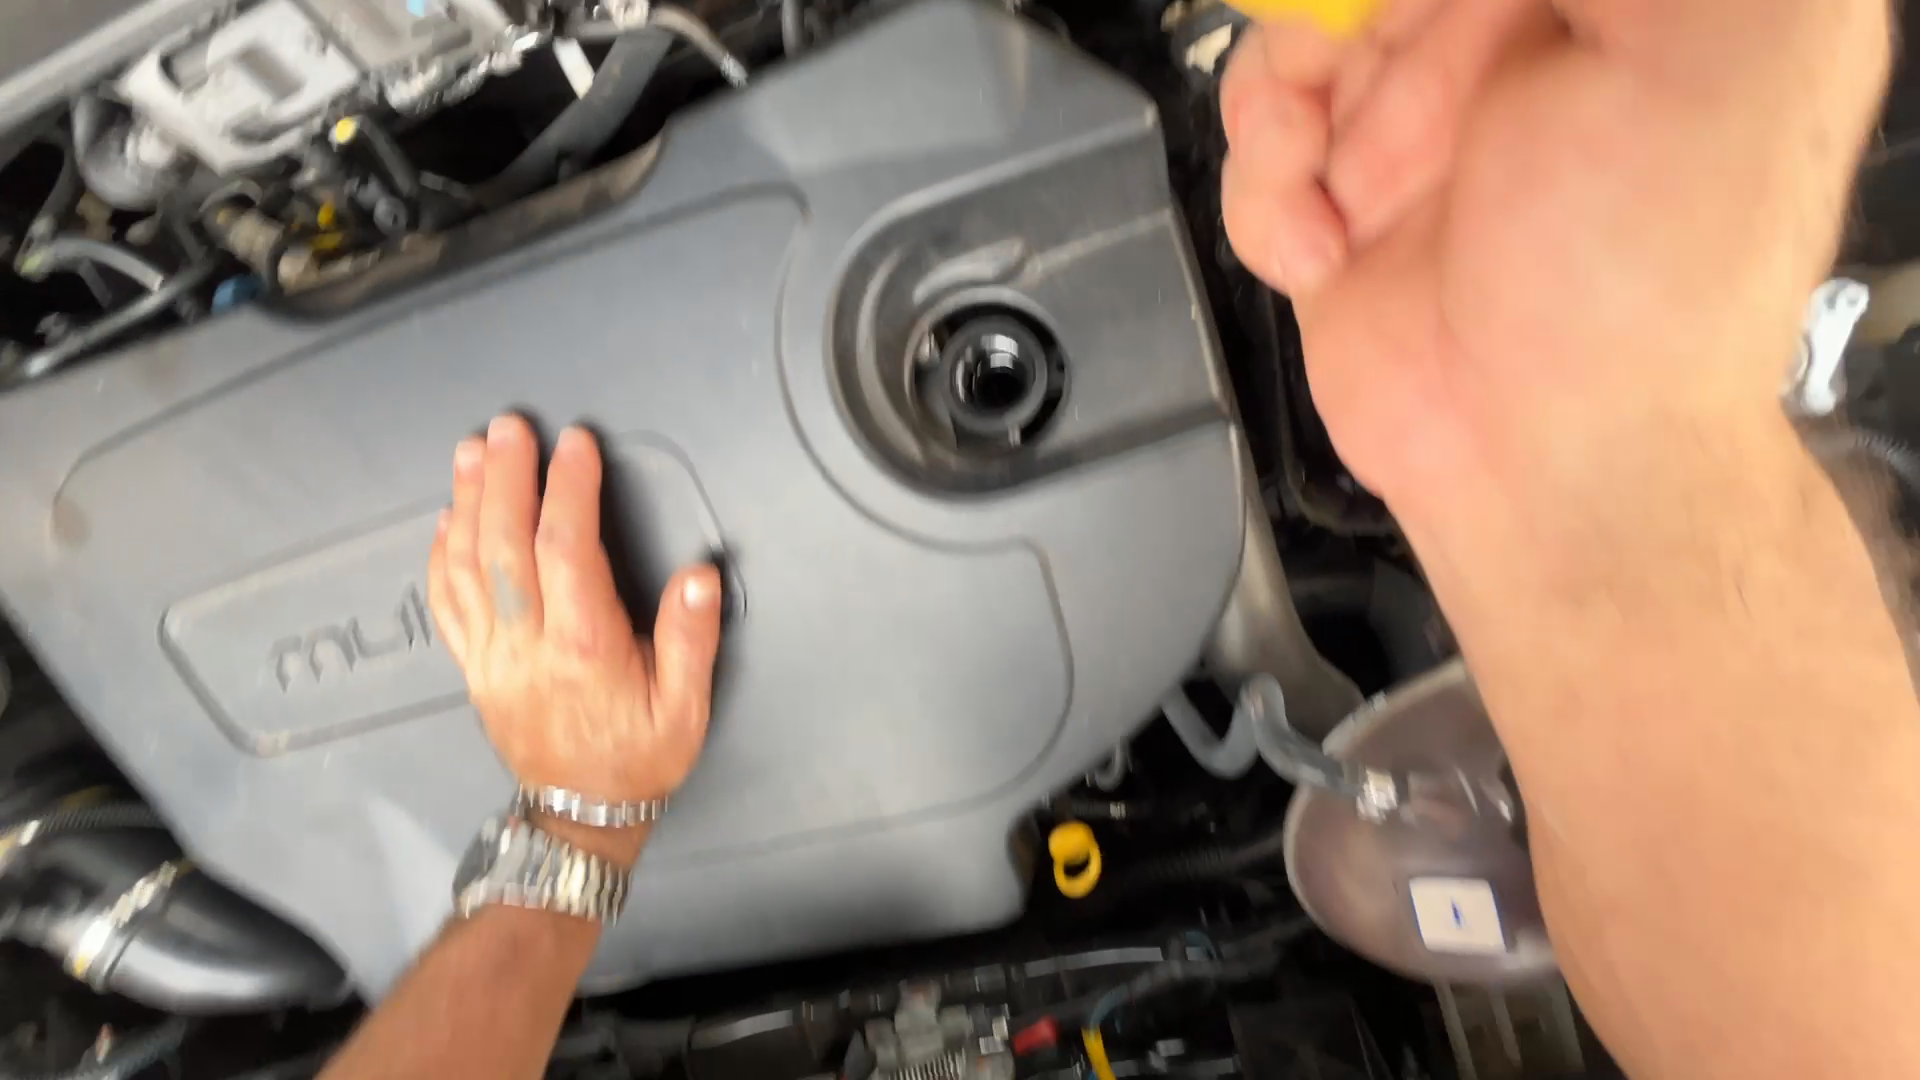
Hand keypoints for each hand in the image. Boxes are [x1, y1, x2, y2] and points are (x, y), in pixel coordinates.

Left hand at [428, 415, 723, 819]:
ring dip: (468, 503)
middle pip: (505, 546)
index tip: (576, 446)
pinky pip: (447, 602)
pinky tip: (447, 520)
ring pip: (467, 567)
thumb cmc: (639, 756)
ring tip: (473, 454)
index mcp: (585, 645)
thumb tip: (699, 576)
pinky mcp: (474, 666)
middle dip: (508, 479)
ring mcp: (492, 654)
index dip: (569, 490)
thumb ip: (691, 639)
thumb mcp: (687, 706)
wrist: (580, 813)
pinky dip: (441, 553)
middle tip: (509, 428)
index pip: (568, 550)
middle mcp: (528, 643)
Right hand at [1220, 0, 1889, 526]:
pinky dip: (1261, 211)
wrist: (1529, 449)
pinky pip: (1253, 173)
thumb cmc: (1633, 272)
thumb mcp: (1709, 47)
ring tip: (1324, 209)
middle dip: (1320, 38)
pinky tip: (1314, 261)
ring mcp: (1392, 145)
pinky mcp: (1322, 221)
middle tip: (1341, 105)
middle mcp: (1485, 55)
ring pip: (1278, 70)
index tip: (1387, 22)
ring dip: (1275, 130)